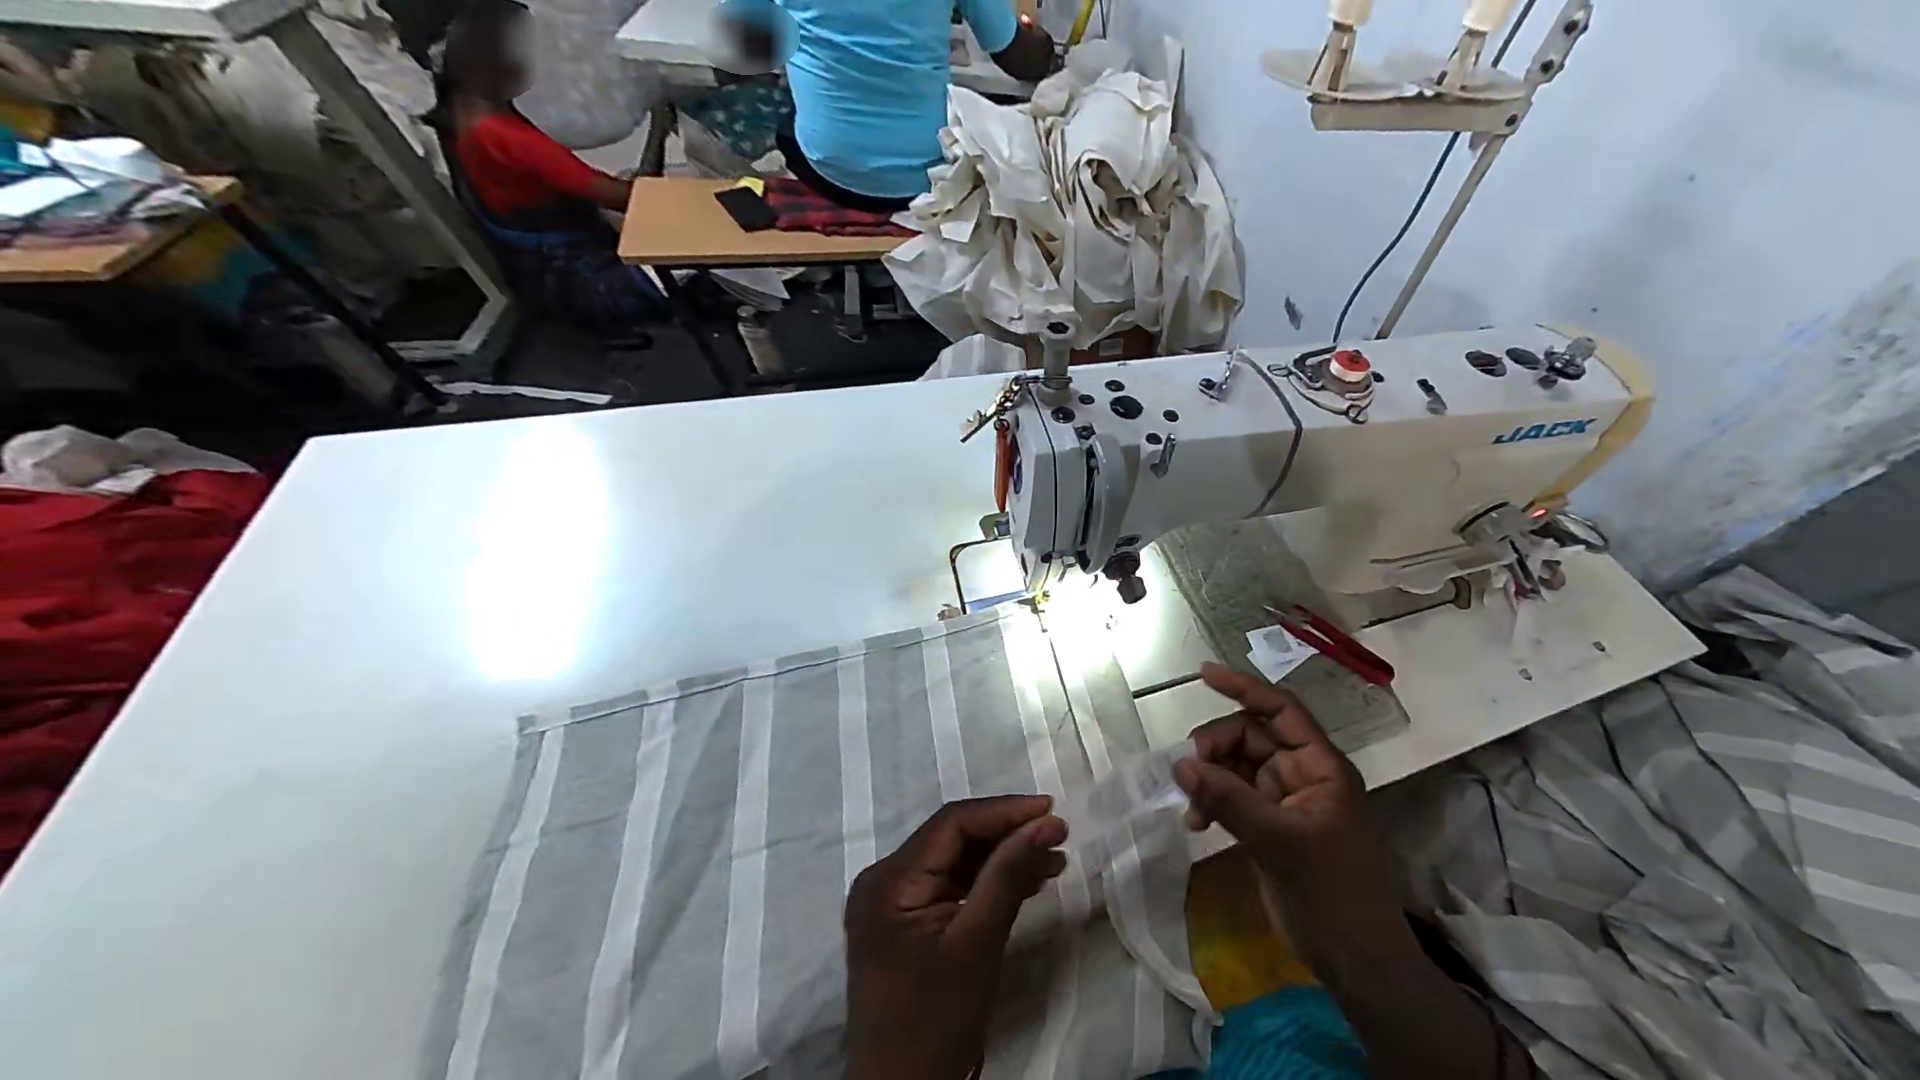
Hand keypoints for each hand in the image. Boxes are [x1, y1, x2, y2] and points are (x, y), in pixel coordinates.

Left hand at [843, 795, 1067, 1079]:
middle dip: (1006, 834)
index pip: (950, 825)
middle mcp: (885, 881)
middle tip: (1058, 833)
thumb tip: (1046, 823)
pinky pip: (952, 887)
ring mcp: (895, 903)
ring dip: (1002, 858)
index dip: (1003, 812)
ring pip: (956, 862)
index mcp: (888, 881)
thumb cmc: (935, 1025)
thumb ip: (1007, 878)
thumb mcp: (976, 946)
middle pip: (952, 840)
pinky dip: (989, 883)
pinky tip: (1027, 881)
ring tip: (1053, 858)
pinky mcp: (910, 924)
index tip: (1051, 809)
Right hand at [1173, 663, 1400, 936]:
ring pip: (1233, 764)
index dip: (1244, 687)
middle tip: (1189, 772)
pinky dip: (1209, 801)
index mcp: (1320, 766)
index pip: (1281, 710)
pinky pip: (1229, 794)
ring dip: (1207, 777)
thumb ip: (1229, 801)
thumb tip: (1179, 764)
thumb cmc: (1333, 894)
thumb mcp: (1281, 844)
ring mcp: (1282, 799)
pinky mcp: (1267, 823)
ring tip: (1192, 806)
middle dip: (1214, 747)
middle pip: (1248, 735)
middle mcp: (1300, 773)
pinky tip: (1196, 823)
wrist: (1355, 960)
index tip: (1202, 673)